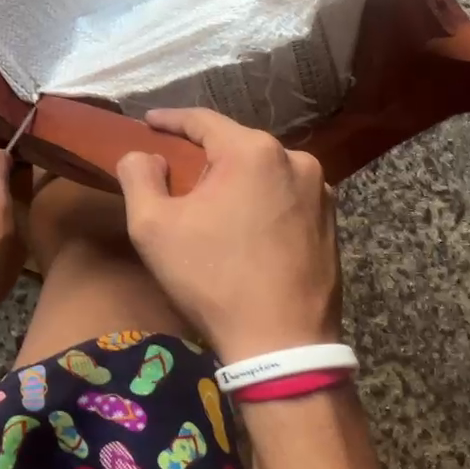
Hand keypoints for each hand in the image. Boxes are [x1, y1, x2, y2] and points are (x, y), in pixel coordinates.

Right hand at [115, 108, 341, 362]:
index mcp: (253, 151)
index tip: (147, 123)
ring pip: (262, 169)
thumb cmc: (213, 279)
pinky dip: (258, 197)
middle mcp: (295, 160)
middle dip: (203, 152)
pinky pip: (283, 194)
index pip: (203, 120)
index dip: (170, 119)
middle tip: (173, 166)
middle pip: (235, 143)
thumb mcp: (152, 225)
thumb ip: (137, 175)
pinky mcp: (331, 223)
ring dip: (233, 176)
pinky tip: (241, 221)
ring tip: (208, 197)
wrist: (283, 348)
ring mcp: (321, 192)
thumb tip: (146, 156)